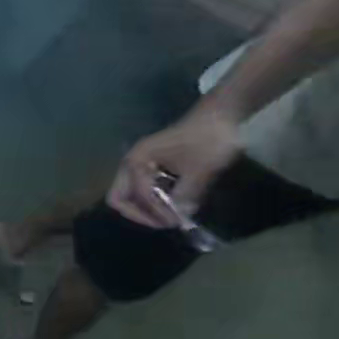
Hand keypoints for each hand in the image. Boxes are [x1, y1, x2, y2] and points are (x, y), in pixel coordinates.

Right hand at [106, 107, 241, 228]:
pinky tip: (170, 203)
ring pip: (128, 193)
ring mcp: (138, 163)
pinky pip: (140, 188)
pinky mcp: (148, 164)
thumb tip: (182, 217)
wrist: (218, 115)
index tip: (177, 223)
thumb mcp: (202, 168)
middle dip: (138, 213)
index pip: (140, 194)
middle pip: (119, 196)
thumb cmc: (209, 139)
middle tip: (161, 223)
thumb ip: (188, 193)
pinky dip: (151, 199)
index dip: (157, 211)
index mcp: (137, 162)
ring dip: (144, 207)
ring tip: (166, 216)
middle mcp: (130, 163)